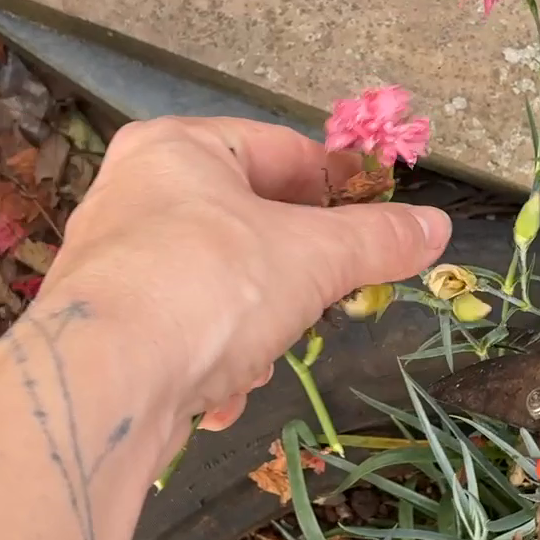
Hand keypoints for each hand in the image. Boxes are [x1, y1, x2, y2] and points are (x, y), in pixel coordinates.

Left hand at [35, 116, 449, 435]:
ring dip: (257, 321)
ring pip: (222, 280)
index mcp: (181, 149)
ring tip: (265, 353)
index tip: (379, 216)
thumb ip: (379, 240)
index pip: (284, 150)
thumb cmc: (211, 286)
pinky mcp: (104, 323)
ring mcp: (114, 260)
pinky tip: (220, 389)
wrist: (101, 386)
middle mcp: (136, 192)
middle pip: (251, 219)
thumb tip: (437, 227)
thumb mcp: (315, 257)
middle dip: (296, 268)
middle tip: (327, 292)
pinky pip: (183, 324)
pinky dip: (213, 353)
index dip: (340, 183)